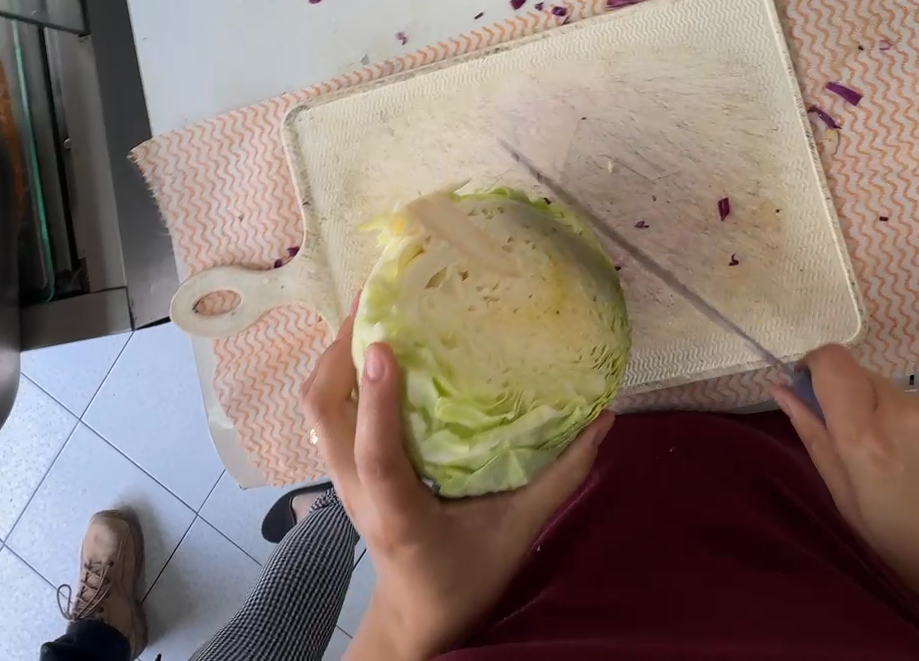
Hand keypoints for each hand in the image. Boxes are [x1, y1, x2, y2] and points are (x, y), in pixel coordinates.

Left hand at [301, 314, 612, 660]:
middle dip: (338, 351)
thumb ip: (560, 477)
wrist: (416, 616)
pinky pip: (327, 409)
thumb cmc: (464, 576)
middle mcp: (356, 489)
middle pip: (322, 412)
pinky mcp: (342, 467)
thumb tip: (602, 419)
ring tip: (368, 310)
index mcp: (398, 511)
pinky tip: (371, 345)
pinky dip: (338, 370)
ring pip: (316, 405)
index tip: (384, 346)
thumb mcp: (518, 531)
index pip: (376, 455)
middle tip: (372, 301)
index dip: (376, 400)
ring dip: (334, 354)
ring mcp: (340, 477)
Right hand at [772, 346, 918, 660]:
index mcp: (867, 439)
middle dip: (856, 403)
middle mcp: (906, 411)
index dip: (815, 368)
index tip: (816, 394)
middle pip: (863, 377)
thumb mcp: (853, 507)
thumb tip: (782, 389)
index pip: (829, 360)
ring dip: (897, 419)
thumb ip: (816, 440)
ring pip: (901, 395)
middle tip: (874, 453)